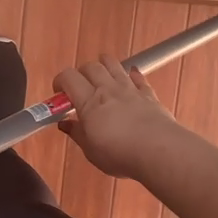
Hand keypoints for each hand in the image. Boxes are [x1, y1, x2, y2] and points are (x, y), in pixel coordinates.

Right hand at [54, 56, 185, 179]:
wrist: (158, 150)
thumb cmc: (119, 153)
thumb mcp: (91, 150)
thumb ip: (77, 133)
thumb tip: (64, 124)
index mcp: (89, 102)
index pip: (68, 77)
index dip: (60, 81)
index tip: (59, 94)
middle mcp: (108, 89)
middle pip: (91, 66)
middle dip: (82, 72)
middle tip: (80, 87)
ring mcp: (130, 89)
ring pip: (114, 64)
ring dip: (105, 64)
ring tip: (102, 73)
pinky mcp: (148, 94)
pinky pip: (138, 77)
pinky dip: (132, 74)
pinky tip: (131, 75)